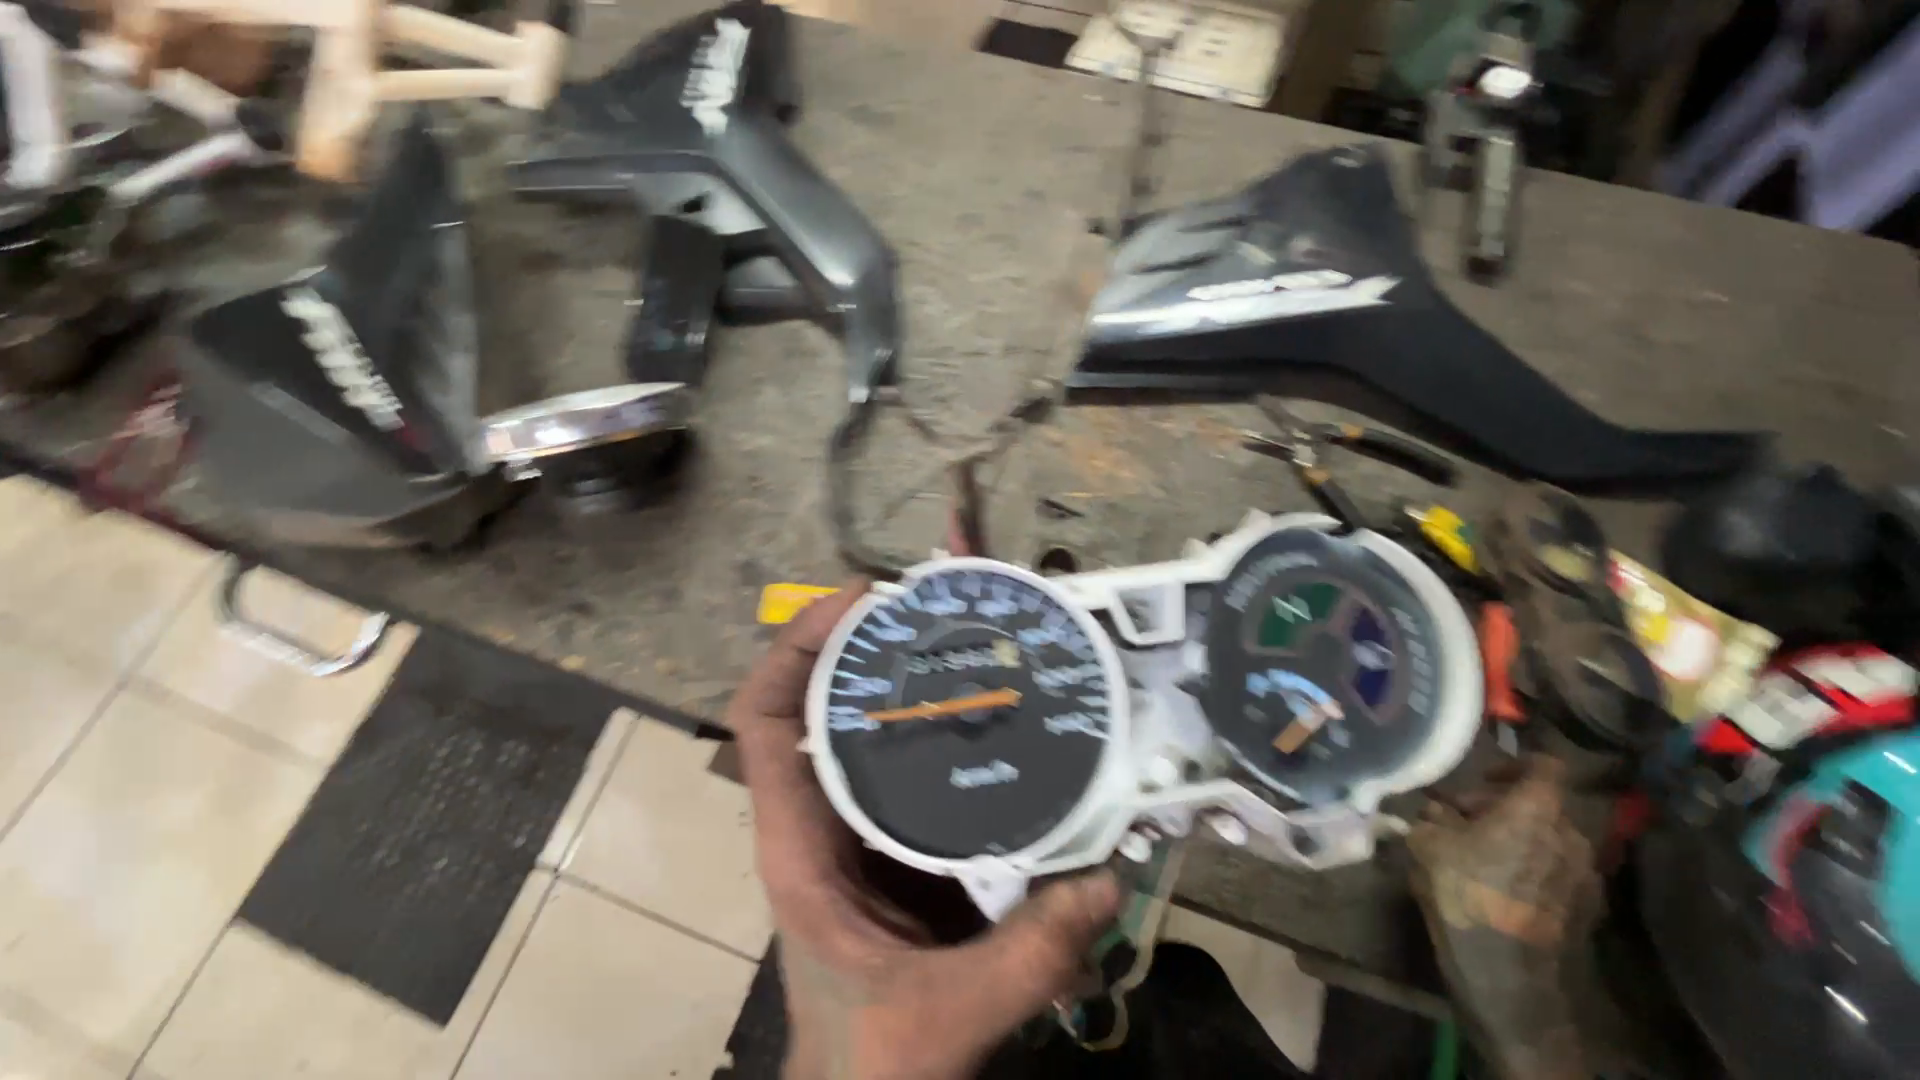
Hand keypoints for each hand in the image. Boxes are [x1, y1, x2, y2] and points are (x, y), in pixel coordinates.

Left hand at [727, 585, 1122, 1079]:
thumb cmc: (871, 1061)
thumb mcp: (944, 1015)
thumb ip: (1026, 957)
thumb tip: (1106, 881)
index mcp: (800, 844)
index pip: (767, 719)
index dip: (796, 648)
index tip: (859, 602)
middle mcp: (825, 820)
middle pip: (823, 706)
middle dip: (871, 646)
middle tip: (939, 606)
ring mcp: (865, 831)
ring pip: (874, 734)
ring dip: (913, 684)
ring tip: (975, 640)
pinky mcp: (905, 847)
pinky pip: (918, 772)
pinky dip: (952, 738)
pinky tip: (1005, 720)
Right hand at [1408, 755, 1603, 1079]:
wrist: (1510, 973)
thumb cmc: (1466, 893)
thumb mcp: (1427, 844)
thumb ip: (1433, 816)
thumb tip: (1436, 809)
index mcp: (1535, 811)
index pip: (1544, 765)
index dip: (1514, 763)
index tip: (1483, 778)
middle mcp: (1571, 835)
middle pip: (1540, 805)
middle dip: (1502, 807)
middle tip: (1463, 821)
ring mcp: (1585, 873)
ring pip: (1549, 839)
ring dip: (1518, 839)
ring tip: (1481, 856)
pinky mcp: (1589, 907)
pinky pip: (1558, 871)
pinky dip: (1533, 868)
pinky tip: (1503, 888)